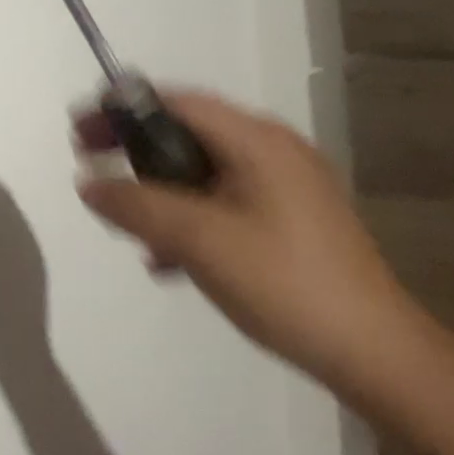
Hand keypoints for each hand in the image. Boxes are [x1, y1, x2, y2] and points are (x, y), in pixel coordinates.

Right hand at [75, 91, 417, 379]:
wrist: (374, 352)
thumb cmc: (283, 283)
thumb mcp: (197, 240)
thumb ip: (136, 206)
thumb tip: (88, 183)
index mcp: (257, 140)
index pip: (176, 102)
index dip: (121, 110)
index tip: (79, 133)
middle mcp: (275, 150)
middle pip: (189, 133)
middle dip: (136, 152)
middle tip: (94, 172)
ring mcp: (288, 186)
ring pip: (204, 171)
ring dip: (160, 191)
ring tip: (130, 227)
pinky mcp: (293, 221)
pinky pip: (225, 201)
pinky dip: (190, 217)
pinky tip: (171, 261)